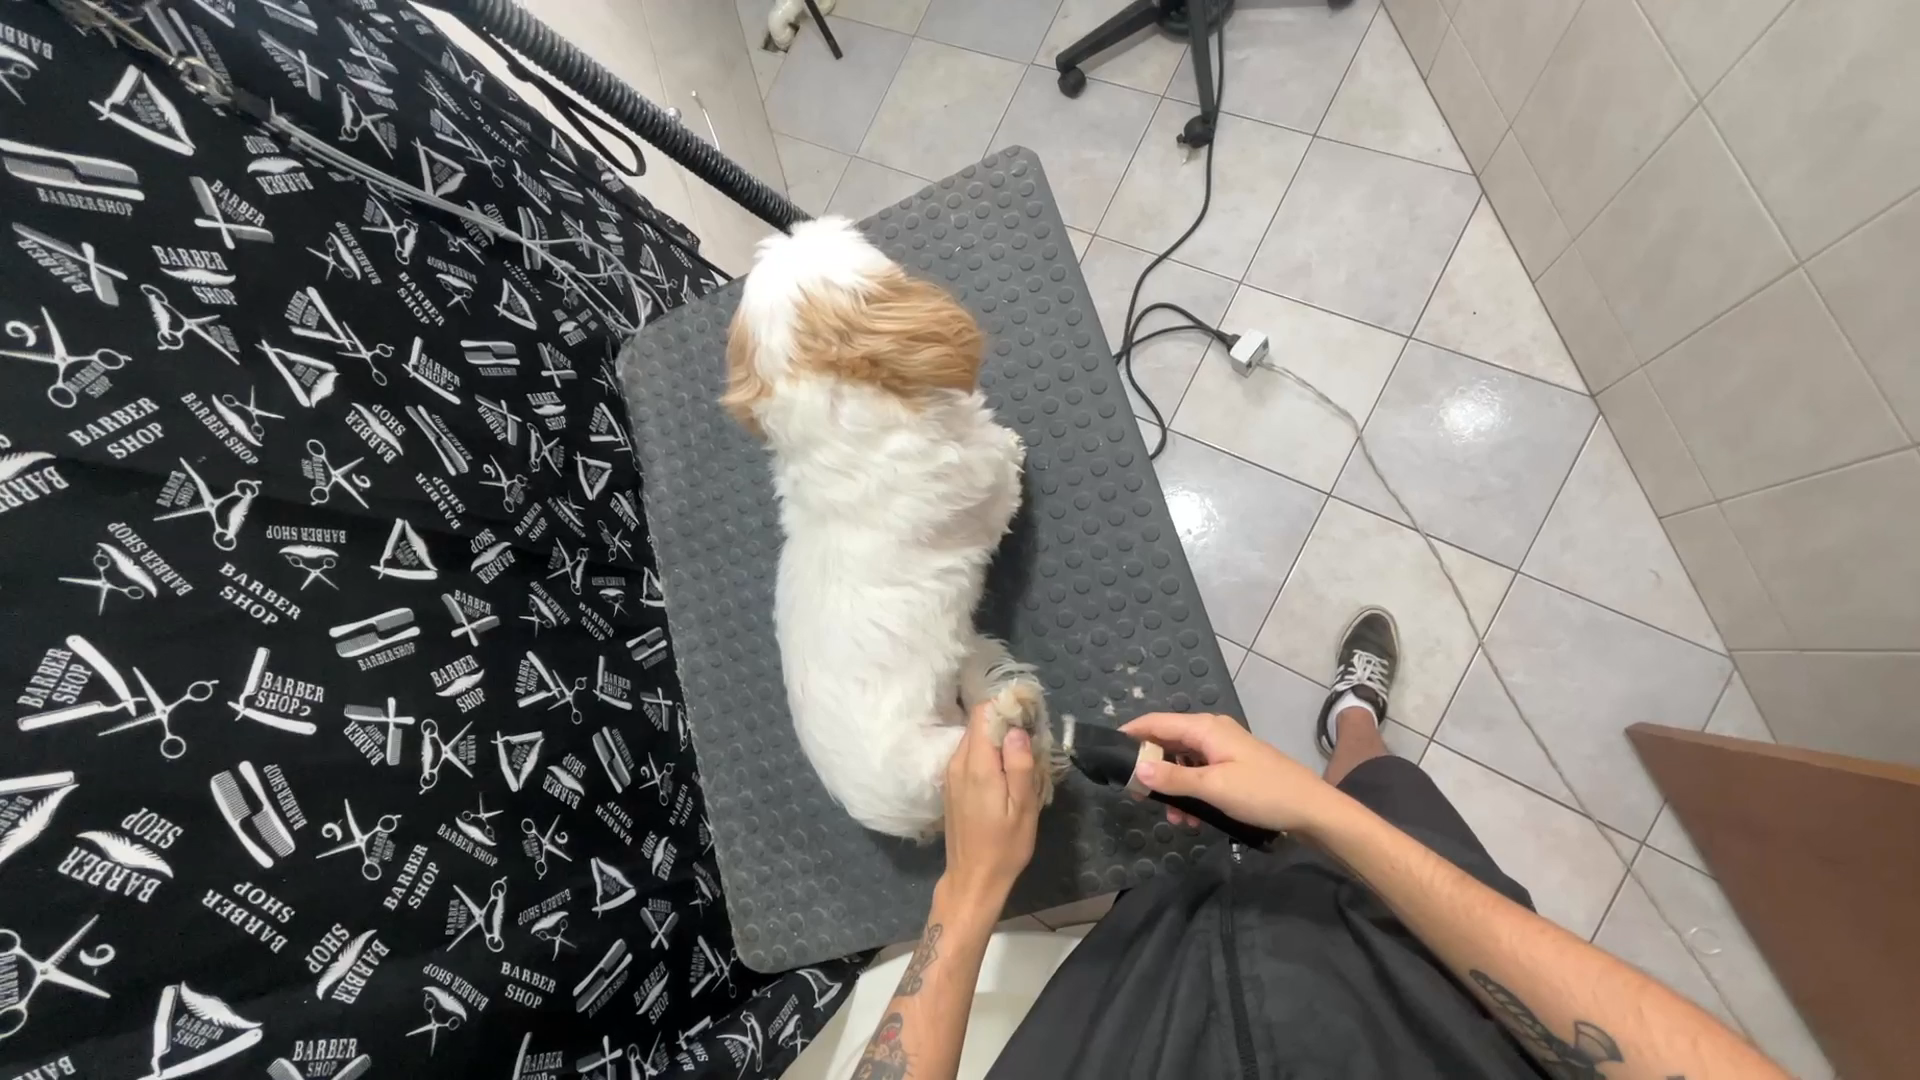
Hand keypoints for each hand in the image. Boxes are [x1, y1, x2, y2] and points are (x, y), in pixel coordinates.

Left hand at [941, 702, 1041, 909]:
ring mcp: (951, 773)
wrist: (973, 879)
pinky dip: (988, 752)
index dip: (1005, 706)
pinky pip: (969, 754)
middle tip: (1031, 734)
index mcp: (977, 765)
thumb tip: (1016, 730)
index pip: (982, 713)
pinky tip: (1005, 770)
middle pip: (978, 723)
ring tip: (1022, 753)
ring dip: (996, 737)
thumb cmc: (1004, 846)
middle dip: (1004, 720)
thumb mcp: (1023, 807)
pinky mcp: (952, 784)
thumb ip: (1019, 765)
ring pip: (973, 738)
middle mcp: (958, 762)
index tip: (1028, 713)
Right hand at [1121, 712, 1342, 833]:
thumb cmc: (1262, 792)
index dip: (1130, 733)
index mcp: (1204, 728)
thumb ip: (1173, 779)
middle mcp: (1211, 732)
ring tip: (1173, 817)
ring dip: (1173, 788)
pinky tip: (1191, 818)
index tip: (1108, 751)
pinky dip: (1191, 792)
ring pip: (1183, 763)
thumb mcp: (1213, 788)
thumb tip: (1136, 769)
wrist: (1314, 810)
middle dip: (1152, 769)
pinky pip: (1199, 774)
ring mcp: (1223, 749)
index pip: (1156, 721)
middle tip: (1137, 795)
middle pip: (1167, 743)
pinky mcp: (1232, 767)